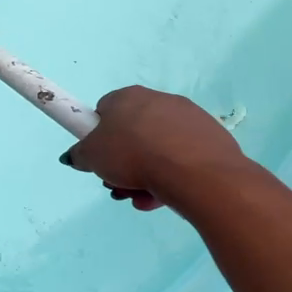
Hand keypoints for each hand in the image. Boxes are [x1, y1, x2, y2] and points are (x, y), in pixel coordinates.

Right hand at [61, 87, 249, 211]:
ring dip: (145, 171)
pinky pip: (182, 156)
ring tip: (140, 195)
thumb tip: (77, 156)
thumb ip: (78, 154)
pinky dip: (171, 174)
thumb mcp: (89, 157)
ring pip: (157, 147)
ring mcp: (191, 118)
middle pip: (132, 131)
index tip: (99, 155)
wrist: (197, 174)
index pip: (104, 110)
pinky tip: (164, 195)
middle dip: (122, 158)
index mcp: (128, 96)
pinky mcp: (214, 138)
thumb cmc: (133, 156)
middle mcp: (160, 100)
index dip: (97, 134)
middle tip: (117, 180)